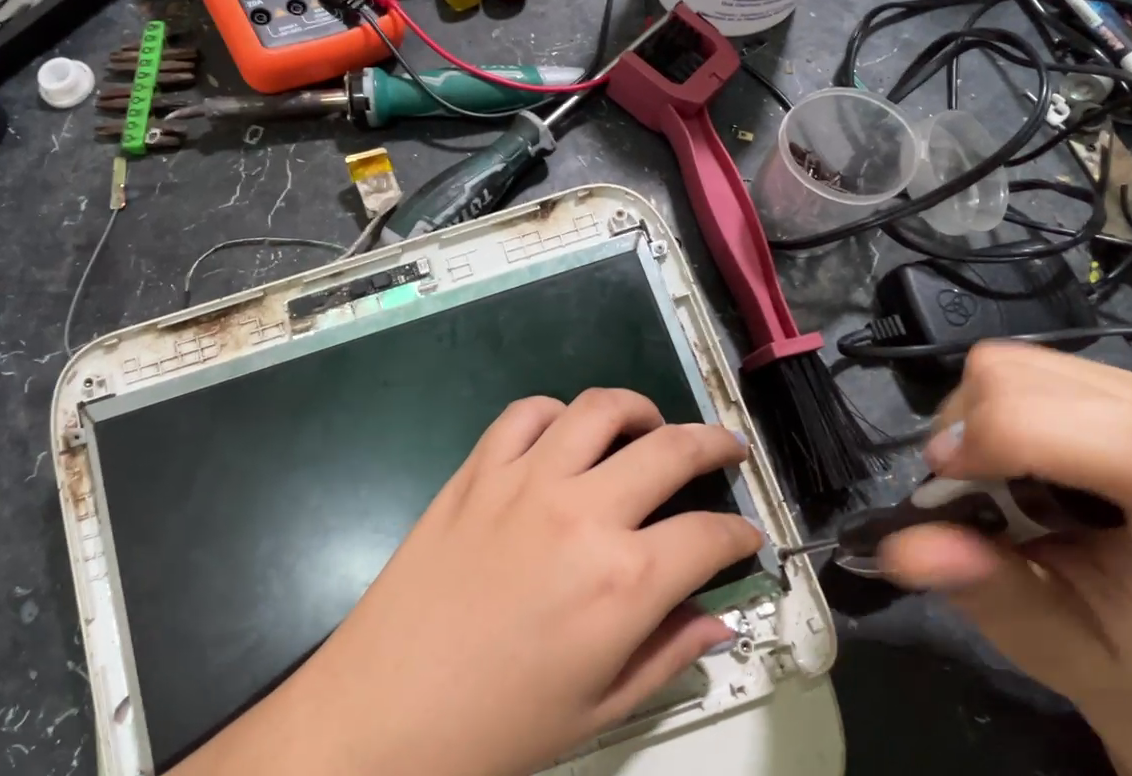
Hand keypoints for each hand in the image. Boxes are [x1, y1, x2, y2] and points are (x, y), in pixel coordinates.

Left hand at [179, 389, 763, 775]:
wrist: (386, 707)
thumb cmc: (497, 722)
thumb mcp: (600, 708)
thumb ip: (667, 654)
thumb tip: (715, 623)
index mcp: (623, 581)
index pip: (710, 536)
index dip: (740, 535)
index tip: (744, 537)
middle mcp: (581, 513)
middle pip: (670, 450)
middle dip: (714, 444)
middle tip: (726, 449)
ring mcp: (523, 482)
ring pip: (598, 410)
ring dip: (638, 409)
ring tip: (651, 426)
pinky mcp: (475, 471)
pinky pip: (524, 415)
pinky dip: (556, 413)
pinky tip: (565, 434)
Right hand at [880, 343, 1131, 724]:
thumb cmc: (1121, 648)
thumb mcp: (1054, 647)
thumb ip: (988, 593)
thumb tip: (903, 548)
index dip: (1026, 438)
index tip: (946, 474)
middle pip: (1044, 385)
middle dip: (971, 429)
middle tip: (959, 491)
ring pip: (1016, 363)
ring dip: (971, 415)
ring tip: (984, 477)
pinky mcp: (1111, 381)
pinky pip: (1015, 360)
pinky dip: (981, 401)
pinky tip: (1003, 453)